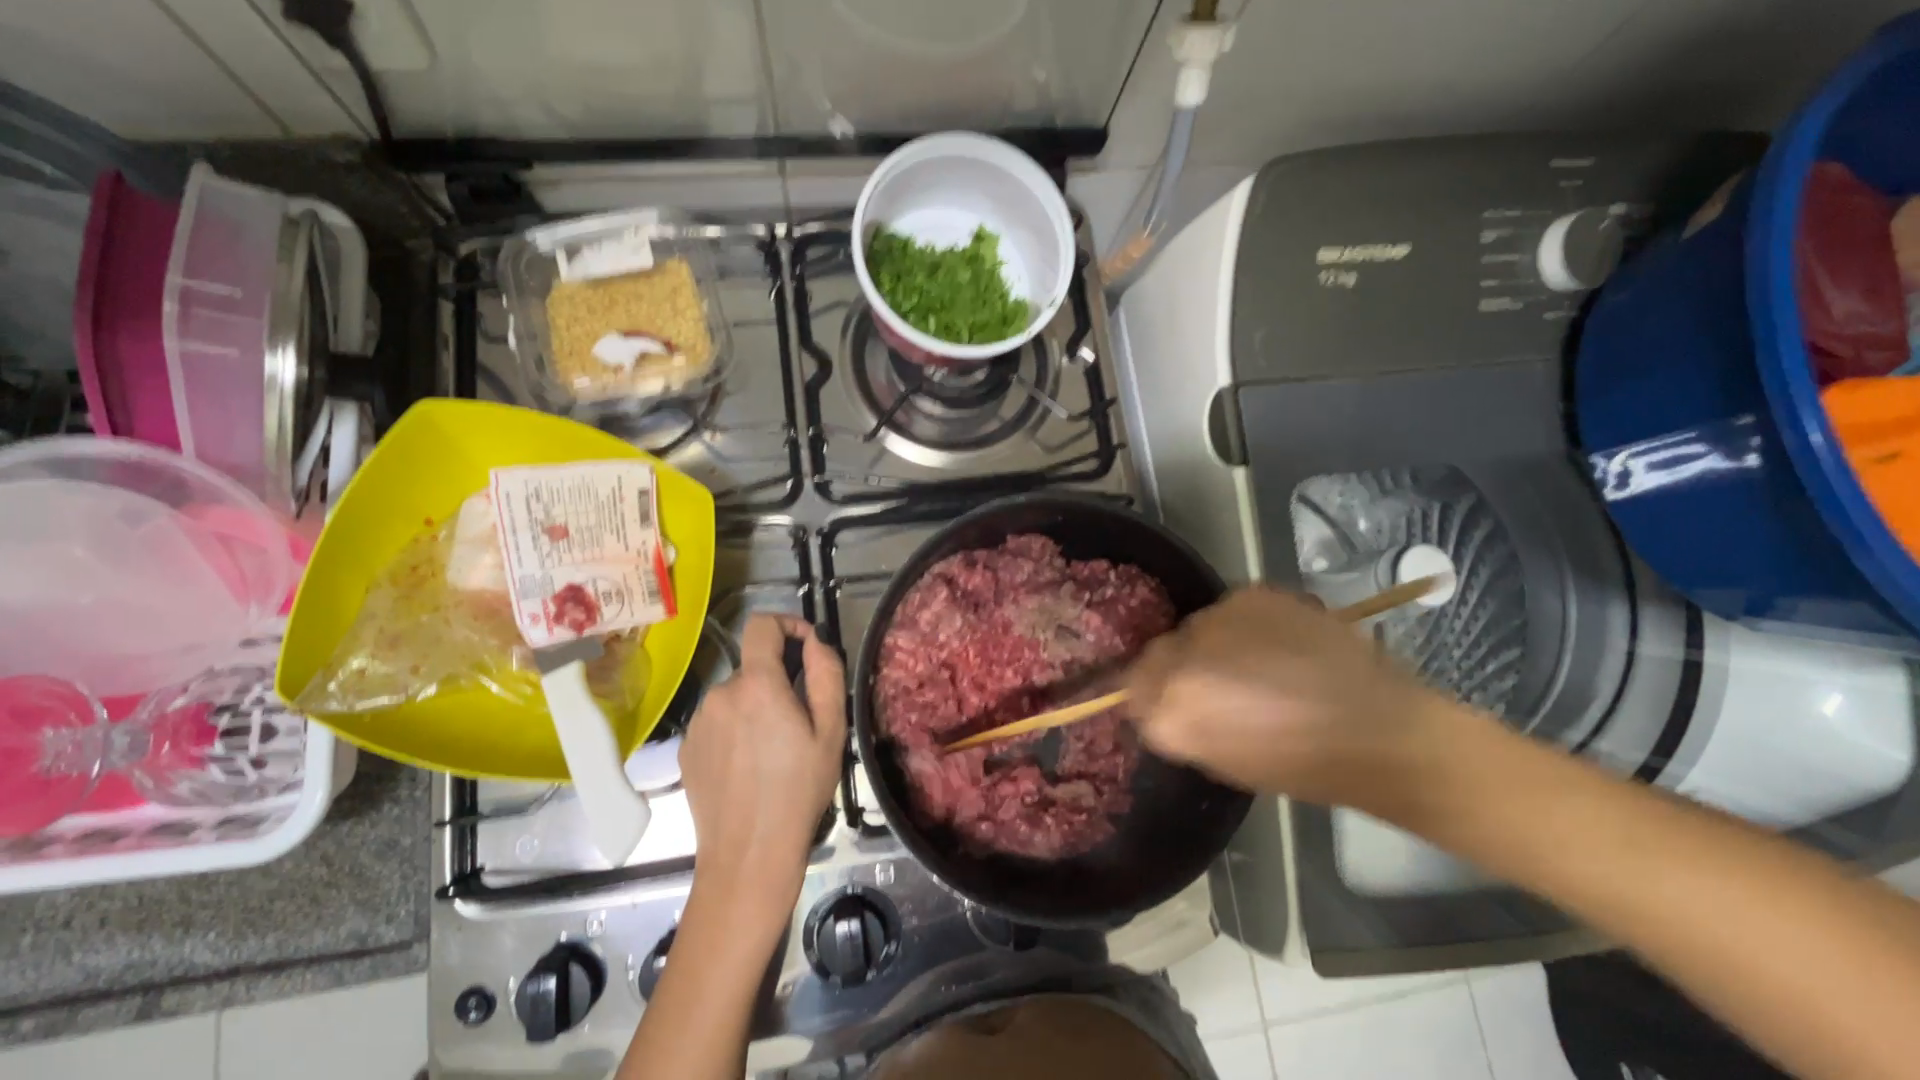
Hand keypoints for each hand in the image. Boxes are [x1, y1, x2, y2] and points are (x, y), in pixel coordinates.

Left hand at [679, 615, 845, 911]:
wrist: (749, 852)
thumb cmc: (799, 790)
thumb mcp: (831, 731)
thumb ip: (826, 674)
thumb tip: (814, 641)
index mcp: (756, 684)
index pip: (761, 625)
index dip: (786, 624)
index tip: (805, 646)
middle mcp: (719, 694)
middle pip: (751, 670)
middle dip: (776, 685)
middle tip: (799, 725)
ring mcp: (697, 723)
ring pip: (733, 700)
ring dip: (754, 711)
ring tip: (774, 753)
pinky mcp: (686, 750)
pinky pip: (716, 726)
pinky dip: (734, 733)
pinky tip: (748, 769)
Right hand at [1123, 587, 1481, 818]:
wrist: (1378, 730)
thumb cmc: (1302, 767)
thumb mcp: (1224, 761)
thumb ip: (1183, 725)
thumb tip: (1167, 702)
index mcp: (1170, 711)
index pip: (1129, 690)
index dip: (1150, 696)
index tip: (1170, 703)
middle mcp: (1181, 658)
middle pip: (1158, 653)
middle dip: (1178, 666)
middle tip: (1215, 685)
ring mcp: (1217, 620)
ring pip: (1196, 628)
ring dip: (1212, 644)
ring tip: (1254, 665)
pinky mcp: (1252, 594)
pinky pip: (1231, 610)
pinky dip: (1245, 626)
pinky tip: (1277, 646)